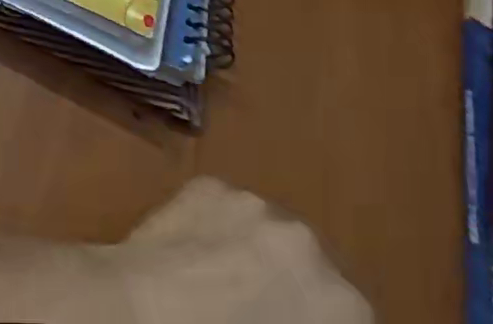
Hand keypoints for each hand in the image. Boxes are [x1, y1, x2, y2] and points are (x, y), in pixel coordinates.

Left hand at [106, 177, 370, 323]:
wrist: (146, 309)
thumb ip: (302, 319)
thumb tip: (288, 313)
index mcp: (342, 300)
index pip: (346, 314)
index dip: (316, 320)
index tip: (291, 322)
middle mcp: (305, 239)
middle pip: (308, 268)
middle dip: (291, 289)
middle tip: (258, 309)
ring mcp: (252, 201)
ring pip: (266, 232)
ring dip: (255, 252)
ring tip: (223, 280)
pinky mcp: (207, 183)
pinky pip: (222, 208)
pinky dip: (216, 226)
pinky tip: (194, 251)